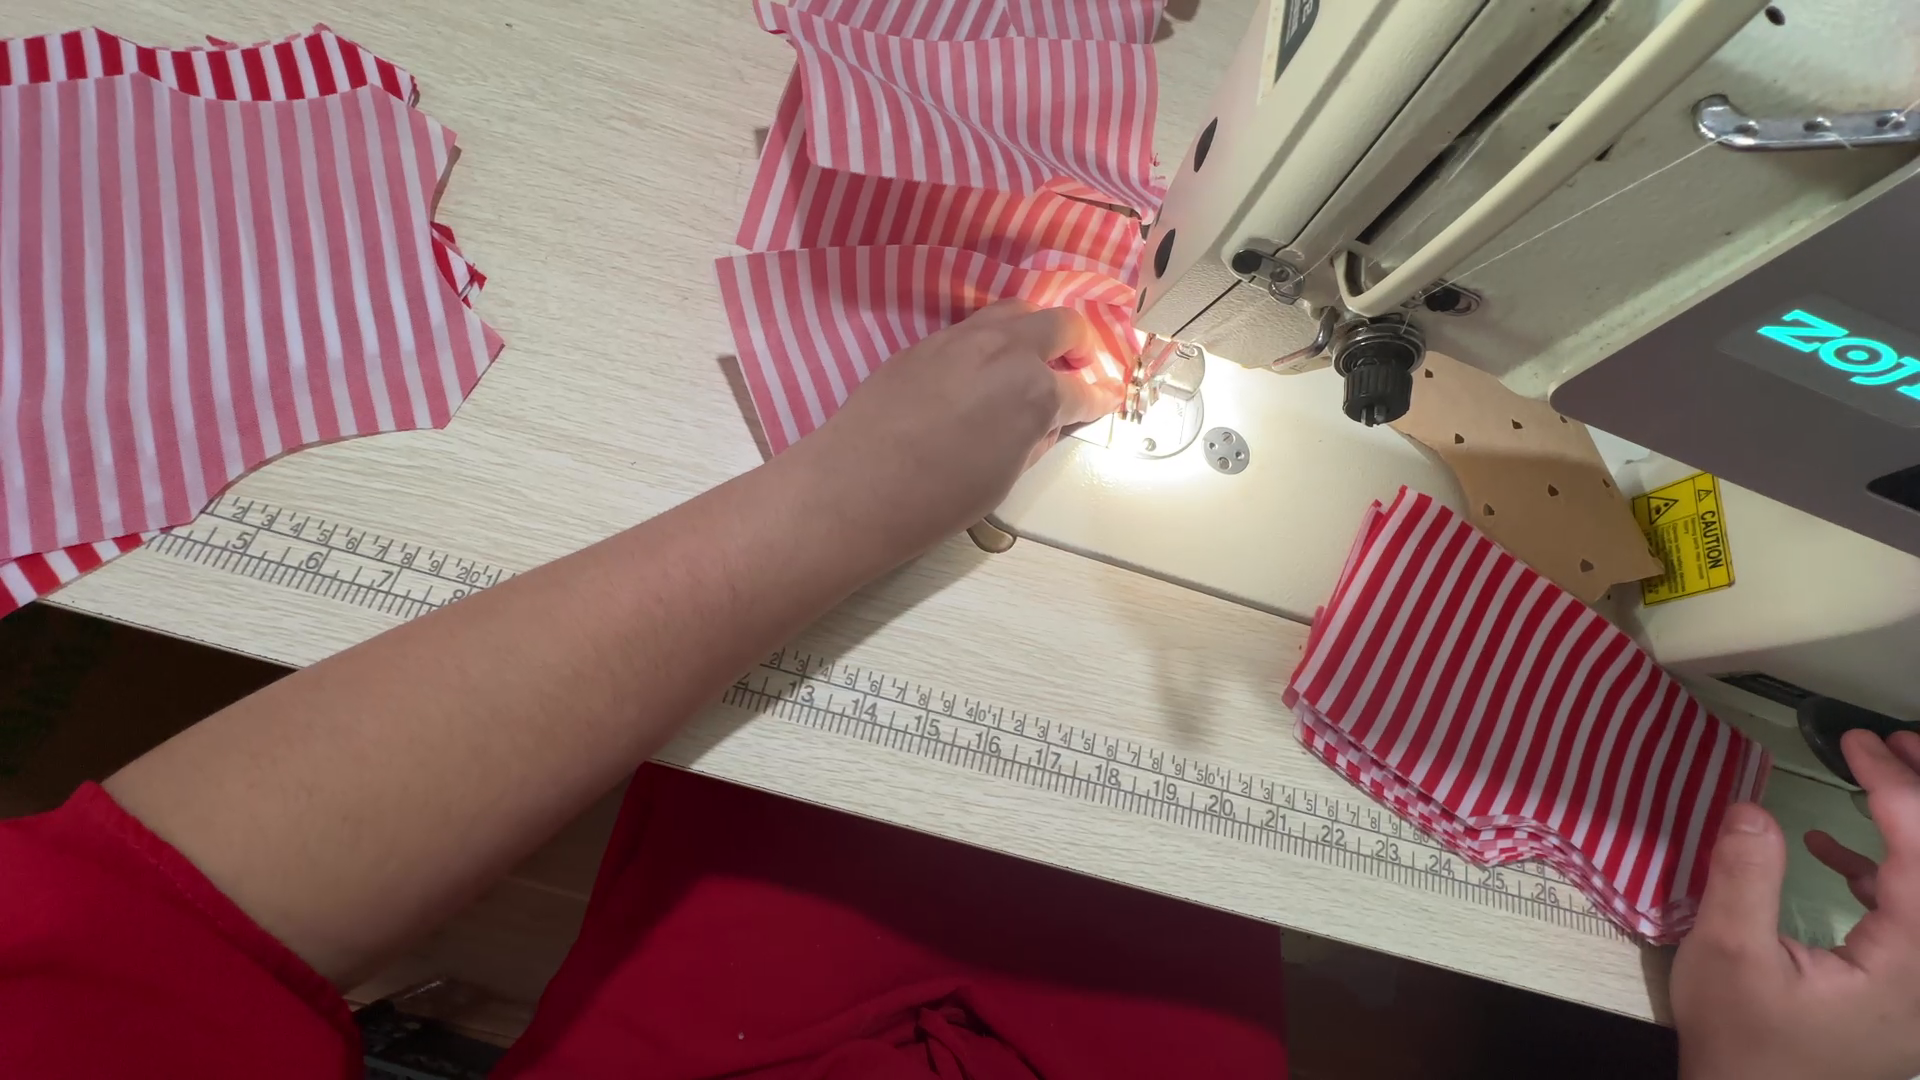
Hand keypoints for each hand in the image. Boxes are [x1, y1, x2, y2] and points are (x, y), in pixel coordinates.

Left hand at [793, 299, 1123, 551]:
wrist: (859, 484)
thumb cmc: (939, 499)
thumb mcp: (1005, 479)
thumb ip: (1034, 440)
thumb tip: (1046, 423)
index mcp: (1037, 392)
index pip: (1084, 390)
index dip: (1096, 401)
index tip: (1099, 403)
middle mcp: (1007, 351)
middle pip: (1062, 326)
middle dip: (1077, 348)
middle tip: (1072, 370)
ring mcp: (963, 338)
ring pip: (1016, 311)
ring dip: (1033, 331)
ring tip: (1027, 360)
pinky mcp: (927, 341)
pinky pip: (973, 326)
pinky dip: (990, 340)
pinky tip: (978, 368)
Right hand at [1671, 730, 1919, 1079]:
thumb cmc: (1744, 1031)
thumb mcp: (1728, 950)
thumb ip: (1742, 876)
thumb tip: (1751, 805)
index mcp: (1912, 961)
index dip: (1900, 794)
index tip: (1858, 745)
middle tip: (1891, 744)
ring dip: (1913, 827)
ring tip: (1874, 775)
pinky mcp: (1898, 980)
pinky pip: (1909, 909)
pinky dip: (1883, 867)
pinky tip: (1828, 848)